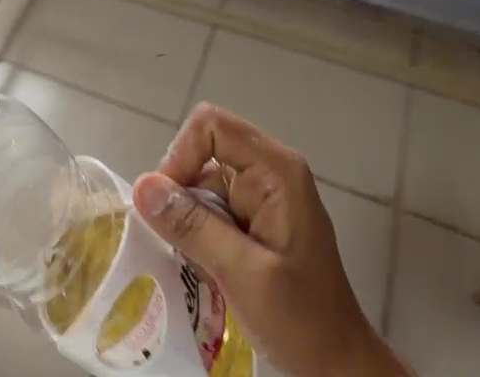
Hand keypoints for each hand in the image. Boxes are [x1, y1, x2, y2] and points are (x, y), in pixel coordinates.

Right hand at [134, 104, 411, 376]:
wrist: (337, 363)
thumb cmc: (302, 318)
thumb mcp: (244, 274)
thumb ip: (194, 227)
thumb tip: (142, 186)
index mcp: (276, 171)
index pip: (212, 126)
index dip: (181, 156)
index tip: (166, 205)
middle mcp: (268, 172)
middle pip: (203, 152)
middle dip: (181, 193)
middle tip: (178, 242)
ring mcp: (261, 195)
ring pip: (201, 183)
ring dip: (187, 220)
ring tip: (195, 263)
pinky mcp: (253, 219)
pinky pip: (209, 208)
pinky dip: (196, 234)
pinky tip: (204, 268)